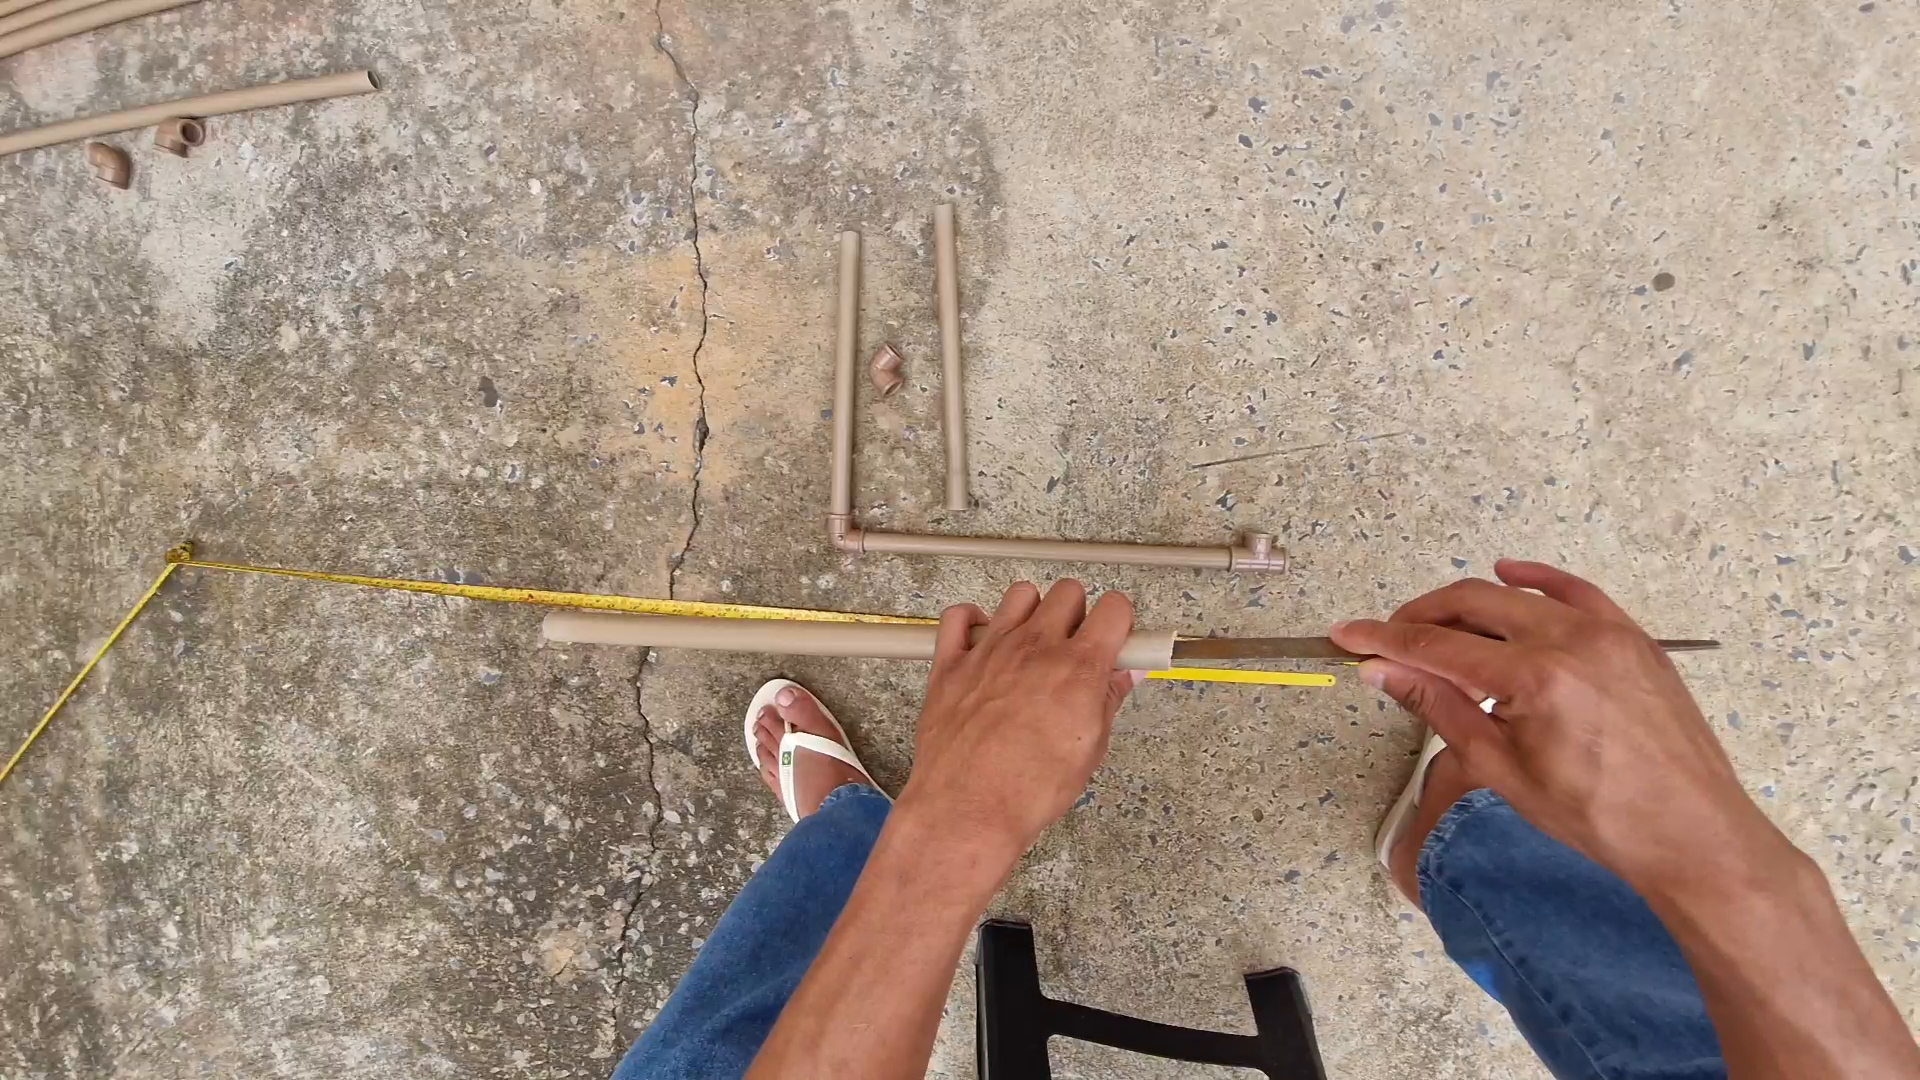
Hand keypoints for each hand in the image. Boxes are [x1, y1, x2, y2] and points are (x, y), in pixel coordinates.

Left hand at [898, 580, 1141, 863]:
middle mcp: (1034, 646)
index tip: (1115, 636)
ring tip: (1030, 642)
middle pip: (1068, 592)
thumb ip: (1108, 699)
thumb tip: (1126, 673)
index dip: (1119, 620)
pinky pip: (958, 616)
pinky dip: (970, 621)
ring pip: (1019, 593)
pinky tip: (981, 641)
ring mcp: (989, 649)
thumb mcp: (1090, 750)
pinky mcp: (951, 661)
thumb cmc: (1030, 790)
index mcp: (1076, 667)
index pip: (1113, 608)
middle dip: (1078, 612)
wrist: (968, 808)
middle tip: (1074, 645)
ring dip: (1032, 610)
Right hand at [1331, 559, 1794, 901]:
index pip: (1434, 645)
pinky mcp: (1633, 638)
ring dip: (1463, 604)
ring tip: (1433, 627)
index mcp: (1535, 677)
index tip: (1344, 635)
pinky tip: (1507, 573)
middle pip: (1469, 603)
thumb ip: (1434, 704)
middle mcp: (1571, 640)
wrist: (1697, 839)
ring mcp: (1608, 632)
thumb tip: (1380, 669)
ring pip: (1513, 594)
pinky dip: (1535, 578)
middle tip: (1386, 640)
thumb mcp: (1496, 765)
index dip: (1381, 638)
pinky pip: (1576, 591)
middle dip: (1417, 616)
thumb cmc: (1591, 815)